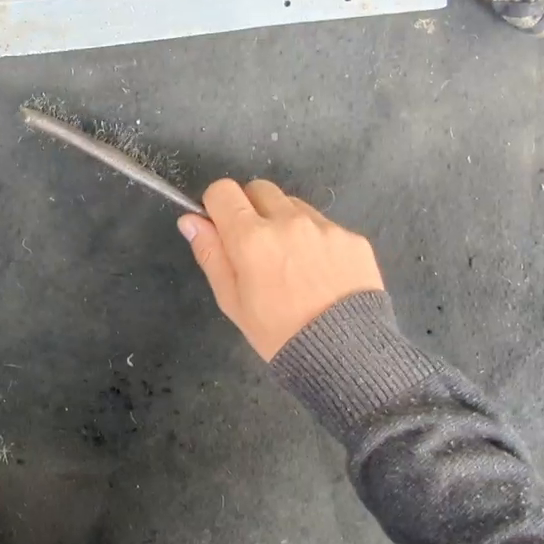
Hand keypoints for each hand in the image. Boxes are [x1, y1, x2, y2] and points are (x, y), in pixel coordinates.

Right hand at [178, 178, 384, 360]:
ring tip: (291, 263)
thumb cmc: (277, 334)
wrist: (345, 355)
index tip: (221, 228)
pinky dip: (315, 239)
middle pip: (259, 189)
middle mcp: (288, 221)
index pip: (223, 191)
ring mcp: (324, 227)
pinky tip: (319, 273)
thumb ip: (210, 254)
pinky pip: (324, 225)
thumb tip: (190, 221)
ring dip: (284, 221)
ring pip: (293, 204)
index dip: (217, 207)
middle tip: (255, 246)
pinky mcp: (353, 237)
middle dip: (250, 209)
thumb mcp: (232, 301)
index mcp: (251, 237)